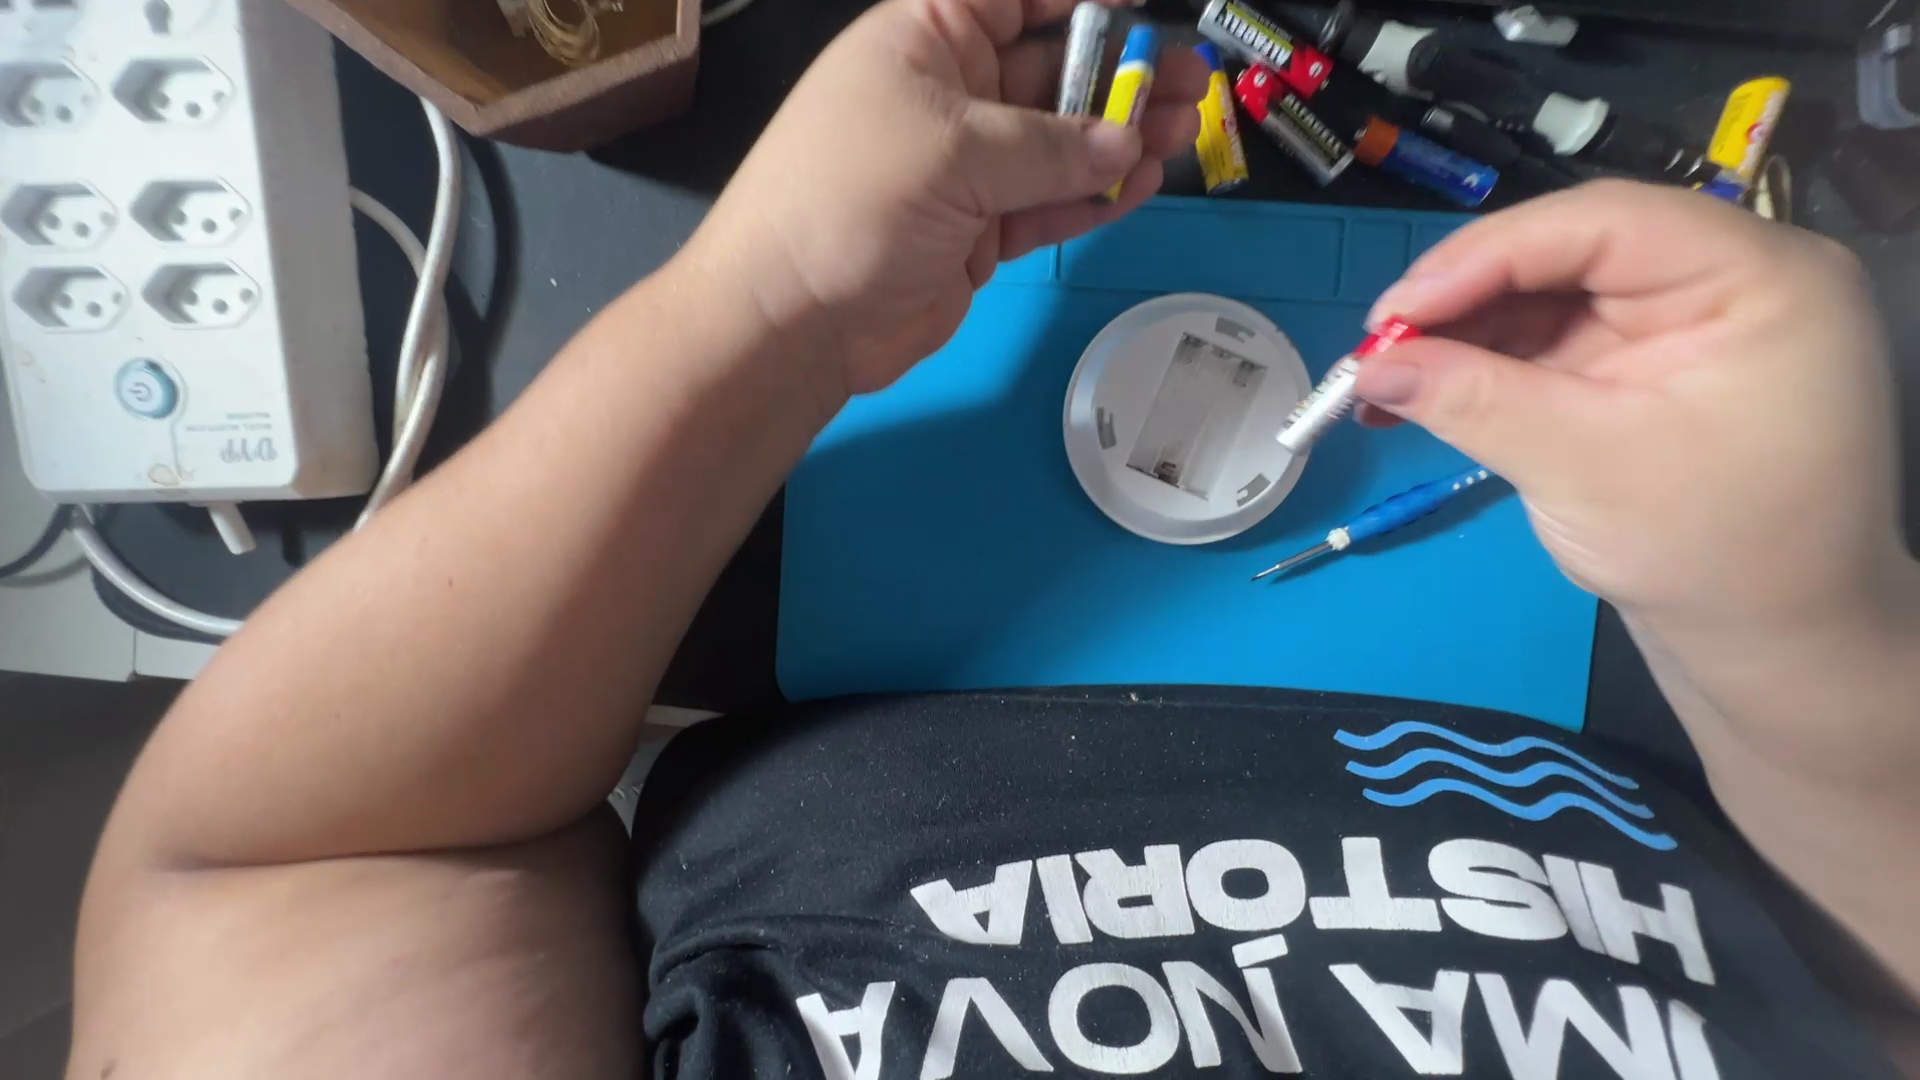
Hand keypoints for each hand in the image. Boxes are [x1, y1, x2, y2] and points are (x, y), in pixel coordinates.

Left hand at [684, 0, 1206, 400]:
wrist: (800, 318)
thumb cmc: (854, 201)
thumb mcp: (952, 150)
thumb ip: (1047, 147)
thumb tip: (1126, 140)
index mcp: (931, 36)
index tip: (1151, 6)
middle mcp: (953, 95)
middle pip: (1053, 70)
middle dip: (1122, 75)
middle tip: (1190, 85)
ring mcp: (967, 171)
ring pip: (1057, 147)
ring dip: (1118, 139)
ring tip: (1183, 132)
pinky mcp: (977, 235)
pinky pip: (1045, 207)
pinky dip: (1088, 200)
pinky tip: (1138, 183)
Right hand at [1354, 181, 1908, 638]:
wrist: (1752, 624)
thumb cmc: (1702, 542)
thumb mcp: (1579, 464)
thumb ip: (1471, 402)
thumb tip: (1367, 370)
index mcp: (1748, 279)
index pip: (1602, 226)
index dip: (1485, 257)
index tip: (1394, 314)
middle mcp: (1702, 284)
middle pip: (1555, 258)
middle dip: (1453, 301)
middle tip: (1375, 347)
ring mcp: (1653, 327)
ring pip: (1525, 303)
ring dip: (1443, 340)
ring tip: (1373, 381)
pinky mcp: (1611, 368)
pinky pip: (1522, 349)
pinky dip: (1459, 371)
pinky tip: (1403, 399)